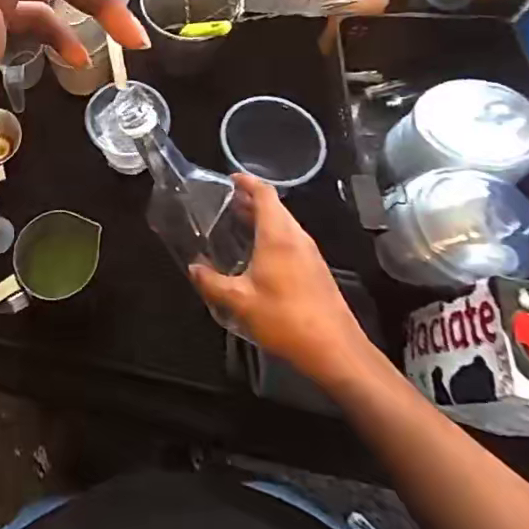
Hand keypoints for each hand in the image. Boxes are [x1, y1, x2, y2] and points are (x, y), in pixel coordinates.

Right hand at [190, 175, 373, 385]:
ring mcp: (310, 253)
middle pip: (275, 206)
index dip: (247, 182)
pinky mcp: (316, 269)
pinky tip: (256, 254)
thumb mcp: (239, 301)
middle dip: (250, 201)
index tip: (229, 179)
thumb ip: (212, 282)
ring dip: (261, 219)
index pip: (265, 193)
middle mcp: (296, 237)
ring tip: (235, 225)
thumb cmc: (284, 318)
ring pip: (284, 224)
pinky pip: (291, 240)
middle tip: (224, 204)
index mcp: (278, 235)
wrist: (334, 348)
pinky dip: (272, 236)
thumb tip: (194, 268)